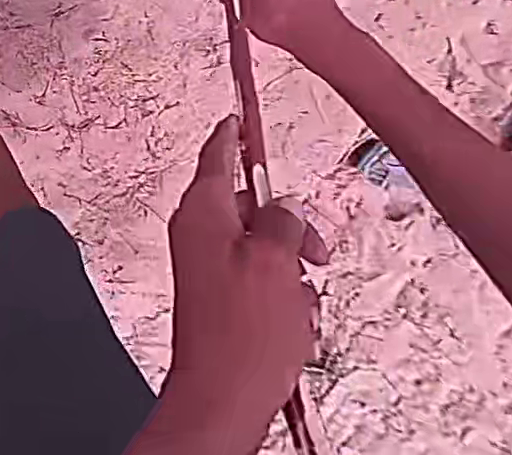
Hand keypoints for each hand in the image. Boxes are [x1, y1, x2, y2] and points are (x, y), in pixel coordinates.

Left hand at [151, 117, 328, 454]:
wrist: (221, 395)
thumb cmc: (243, 332)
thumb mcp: (276, 264)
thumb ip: (282, 223)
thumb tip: (284, 206)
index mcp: (202, 210)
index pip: (216, 155)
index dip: (231, 135)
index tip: (237, 118)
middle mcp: (196, 229)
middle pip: (246, 203)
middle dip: (286, 226)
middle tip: (315, 254)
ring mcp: (202, 260)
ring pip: (256, 242)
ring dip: (288, 265)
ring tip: (301, 302)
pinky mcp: (214, 289)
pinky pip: (252, 272)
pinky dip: (277, 288)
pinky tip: (293, 320)